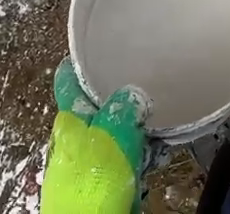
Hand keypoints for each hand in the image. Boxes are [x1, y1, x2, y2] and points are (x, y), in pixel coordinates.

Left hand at [39, 60, 151, 213]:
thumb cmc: (93, 181)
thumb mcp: (111, 136)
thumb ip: (123, 109)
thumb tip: (133, 94)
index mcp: (69, 121)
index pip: (69, 82)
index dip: (80, 63)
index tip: (96, 44)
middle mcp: (76, 139)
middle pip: (98, 107)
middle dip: (122, 98)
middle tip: (146, 84)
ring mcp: (90, 163)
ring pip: (116, 134)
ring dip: (137, 130)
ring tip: (160, 122)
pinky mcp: (106, 184)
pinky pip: (127, 159)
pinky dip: (142, 154)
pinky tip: (158, 152)